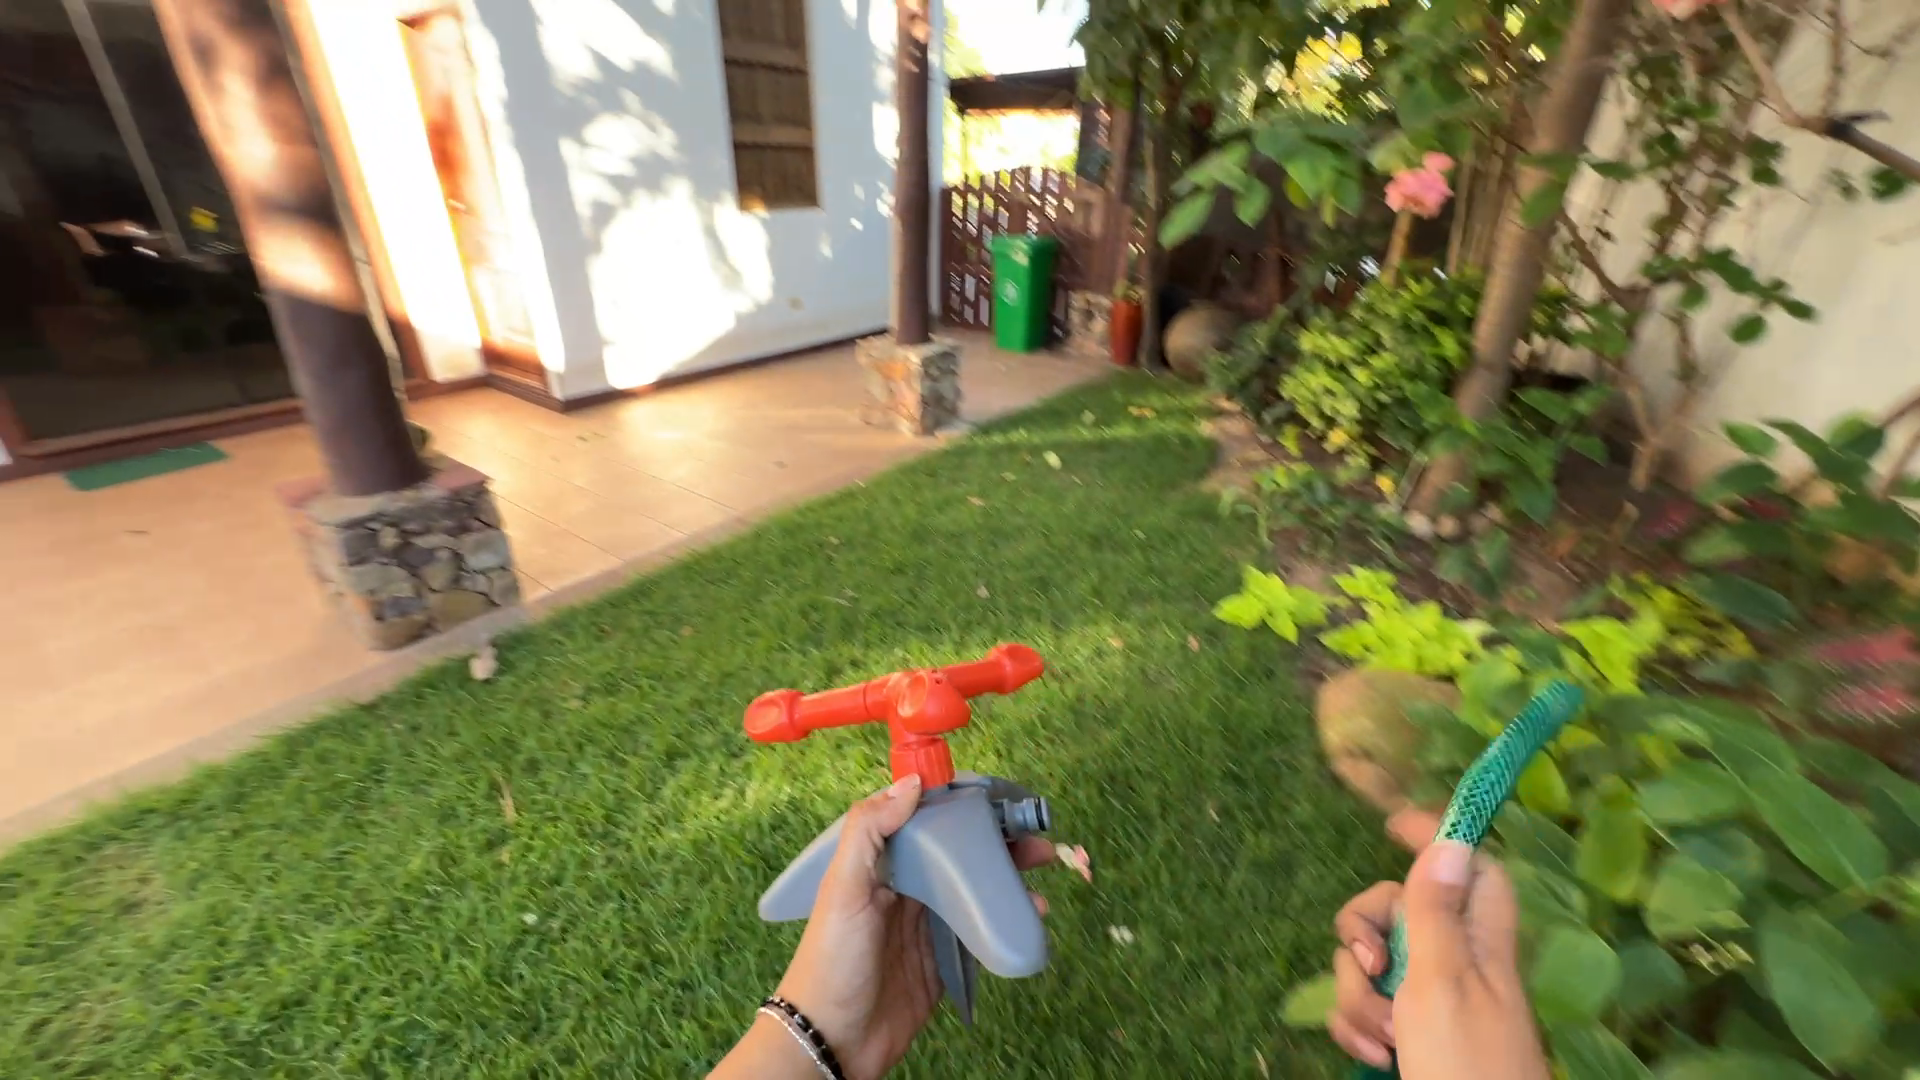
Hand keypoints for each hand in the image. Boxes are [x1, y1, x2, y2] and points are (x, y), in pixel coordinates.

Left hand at [773, 775, 1052, 1079]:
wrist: (834, 1042)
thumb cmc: (833, 956)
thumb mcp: (843, 886)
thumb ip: (869, 830)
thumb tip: (913, 782)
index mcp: (882, 860)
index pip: (926, 820)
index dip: (960, 805)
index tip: (996, 795)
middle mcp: (907, 884)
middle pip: (959, 850)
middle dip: (997, 838)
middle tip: (1034, 834)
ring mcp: (927, 922)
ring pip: (975, 885)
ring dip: (1008, 873)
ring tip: (1040, 867)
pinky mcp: (943, 958)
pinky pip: (981, 928)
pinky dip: (1007, 915)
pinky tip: (1031, 911)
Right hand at [1329, 812, 1547, 1079]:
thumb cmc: (1465, 1068)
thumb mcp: (1442, 983)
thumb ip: (1436, 913)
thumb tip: (1451, 840)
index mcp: (1475, 944)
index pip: (1471, 869)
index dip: (1437, 838)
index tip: (1390, 825)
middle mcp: (1452, 962)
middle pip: (1394, 908)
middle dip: (1363, 932)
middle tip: (1372, 965)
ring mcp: (1427, 998)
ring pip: (1368, 958)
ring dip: (1359, 994)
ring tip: (1383, 1038)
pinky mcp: (1405, 1030)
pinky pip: (1363, 1001)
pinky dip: (1356, 1024)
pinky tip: (1371, 1054)